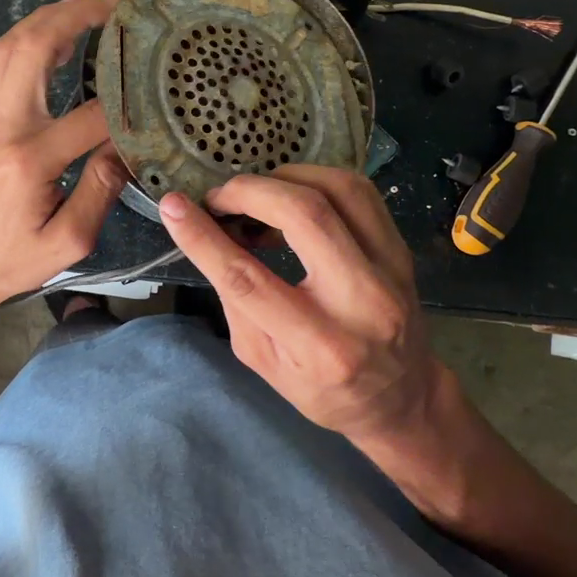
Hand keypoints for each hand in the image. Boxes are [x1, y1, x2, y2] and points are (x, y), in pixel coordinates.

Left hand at [0, 0, 129, 323]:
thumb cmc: (9, 263)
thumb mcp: (67, 242)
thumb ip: (100, 190)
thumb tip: (127, 147)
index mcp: (29, 159)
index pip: (89, 117)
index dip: (125, 105)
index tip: (154, 95)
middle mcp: (4, 127)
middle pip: (31, 50)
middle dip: (73, 16)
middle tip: (114, 2)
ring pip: (9, 49)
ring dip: (46, 19)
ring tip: (86, 7)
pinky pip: (1, 66)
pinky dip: (28, 40)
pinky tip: (54, 39)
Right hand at [158, 166, 444, 444]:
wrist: (404, 398)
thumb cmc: (323, 389)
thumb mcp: (263, 361)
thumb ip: (236, 300)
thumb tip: (209, 235)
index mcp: (319, 346)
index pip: (249, 280)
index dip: (203, 237)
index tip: (173, 206)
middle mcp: (363, 303)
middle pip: (305, 215)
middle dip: (248, 192)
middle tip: (218, 198)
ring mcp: (391, 271)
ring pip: (338, 190)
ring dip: (283, 179)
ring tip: (254, 195)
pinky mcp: (402, 249)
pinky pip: (359, 191)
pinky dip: (315, 181)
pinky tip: (289, 195)